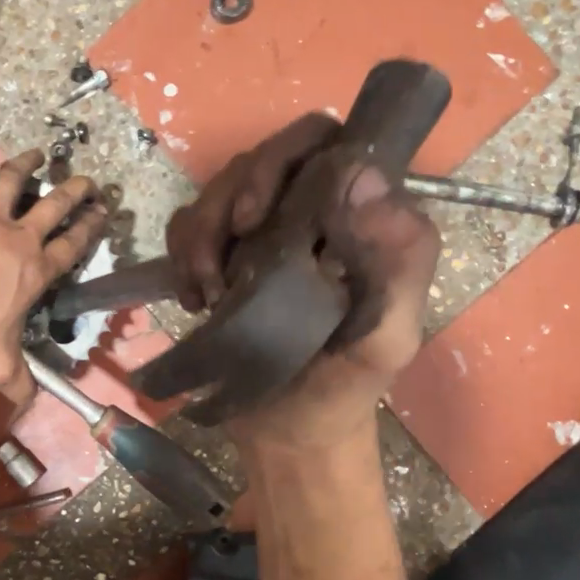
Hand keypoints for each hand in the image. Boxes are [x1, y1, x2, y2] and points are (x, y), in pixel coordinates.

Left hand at [0, 150, 109, 407]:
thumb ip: (17, 383)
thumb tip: (29, 406)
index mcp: (33, 271)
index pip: (71, 245)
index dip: (90, 228)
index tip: (102, 212)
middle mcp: (14, 238)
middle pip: (52, 205)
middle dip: (74, 190)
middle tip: (87, 179)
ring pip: (11, 183)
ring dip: (27, 165)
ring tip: (37, 153)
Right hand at [165, 116, 441, 451]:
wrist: (291, 435)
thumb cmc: (345, 388)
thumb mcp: (387, 337)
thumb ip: (397, 263)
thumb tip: (363, 174)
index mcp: (361, 218)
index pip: (323, 144)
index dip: (283, 159)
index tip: (255, 220)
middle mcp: (313, 213)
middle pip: (261, 157)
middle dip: (229, 200)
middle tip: (219, 266)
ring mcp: (265, 235)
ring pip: (219, 189)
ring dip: (200, 236)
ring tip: (205, 295)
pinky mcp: (225, 259)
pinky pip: (189, 225)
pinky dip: (181, 254)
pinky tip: (194, 300)